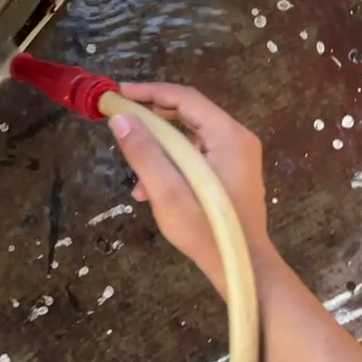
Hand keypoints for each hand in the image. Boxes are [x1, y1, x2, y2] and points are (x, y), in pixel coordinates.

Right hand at [106, 82, 281, 295]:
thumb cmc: (206, 231)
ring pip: (189, 136)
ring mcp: (236, 156)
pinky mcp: (231, 173)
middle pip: (188, 113)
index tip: (118, 95)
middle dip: (151, 117)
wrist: (242, 269)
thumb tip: (120, 118)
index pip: (184, 98)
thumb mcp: (167, 192)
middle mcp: (236, 139)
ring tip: (133, 168)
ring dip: (158, 145)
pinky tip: (150, 189)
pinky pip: (196, 155)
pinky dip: (172, 162)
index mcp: (227, 136)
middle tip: (120, 120)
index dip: (149, 92)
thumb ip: (144, 153)